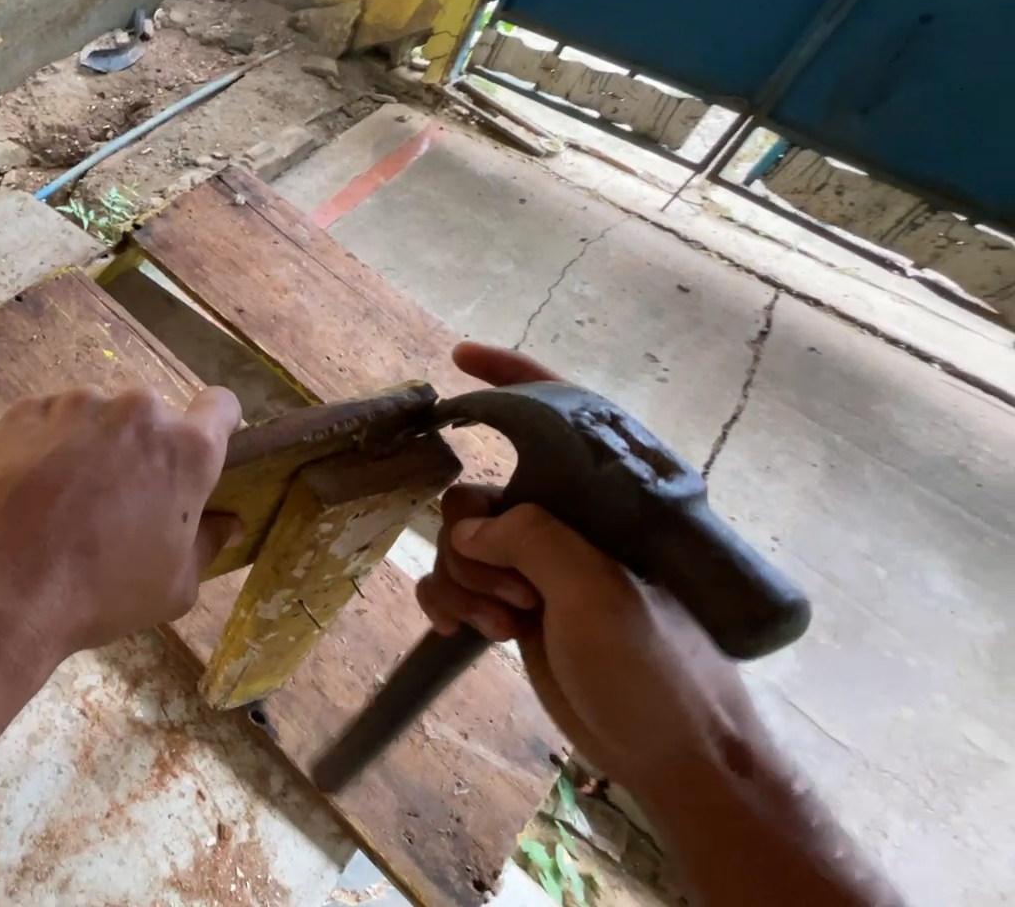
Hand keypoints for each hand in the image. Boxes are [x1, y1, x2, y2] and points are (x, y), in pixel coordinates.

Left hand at [0, 385, 243, 654]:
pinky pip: (49, 419)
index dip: (214, 424)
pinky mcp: (26, 408)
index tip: (197, 449)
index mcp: (185, 450)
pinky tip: (26, 490)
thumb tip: (226, 521)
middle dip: (139, 448)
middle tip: (114, 498)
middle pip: (149, 417)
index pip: (220, 406)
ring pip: (96, 416)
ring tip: (60, 499)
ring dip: (90, 444)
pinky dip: (45, 445)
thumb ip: (206, 544)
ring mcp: (77, 403)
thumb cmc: (97, 594)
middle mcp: (137, 410)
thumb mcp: (172, 588)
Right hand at [417, 344, 765, 788]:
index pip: (559, 416)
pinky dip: (447, 600)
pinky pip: (449, 580)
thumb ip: (530, 540)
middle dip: (472, 542)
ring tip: (505, 623)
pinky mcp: (514, 601)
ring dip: (464, 582)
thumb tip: (467, 533)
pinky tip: (467, 632)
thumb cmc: (659, 668)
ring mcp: (537, 564)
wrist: (669, 756)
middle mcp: (567, 523)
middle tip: (511, 587)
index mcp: (604, 503)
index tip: (459, 360)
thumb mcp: (599, 593)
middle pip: (478, 496)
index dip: (512, 378)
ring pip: (456, 543)